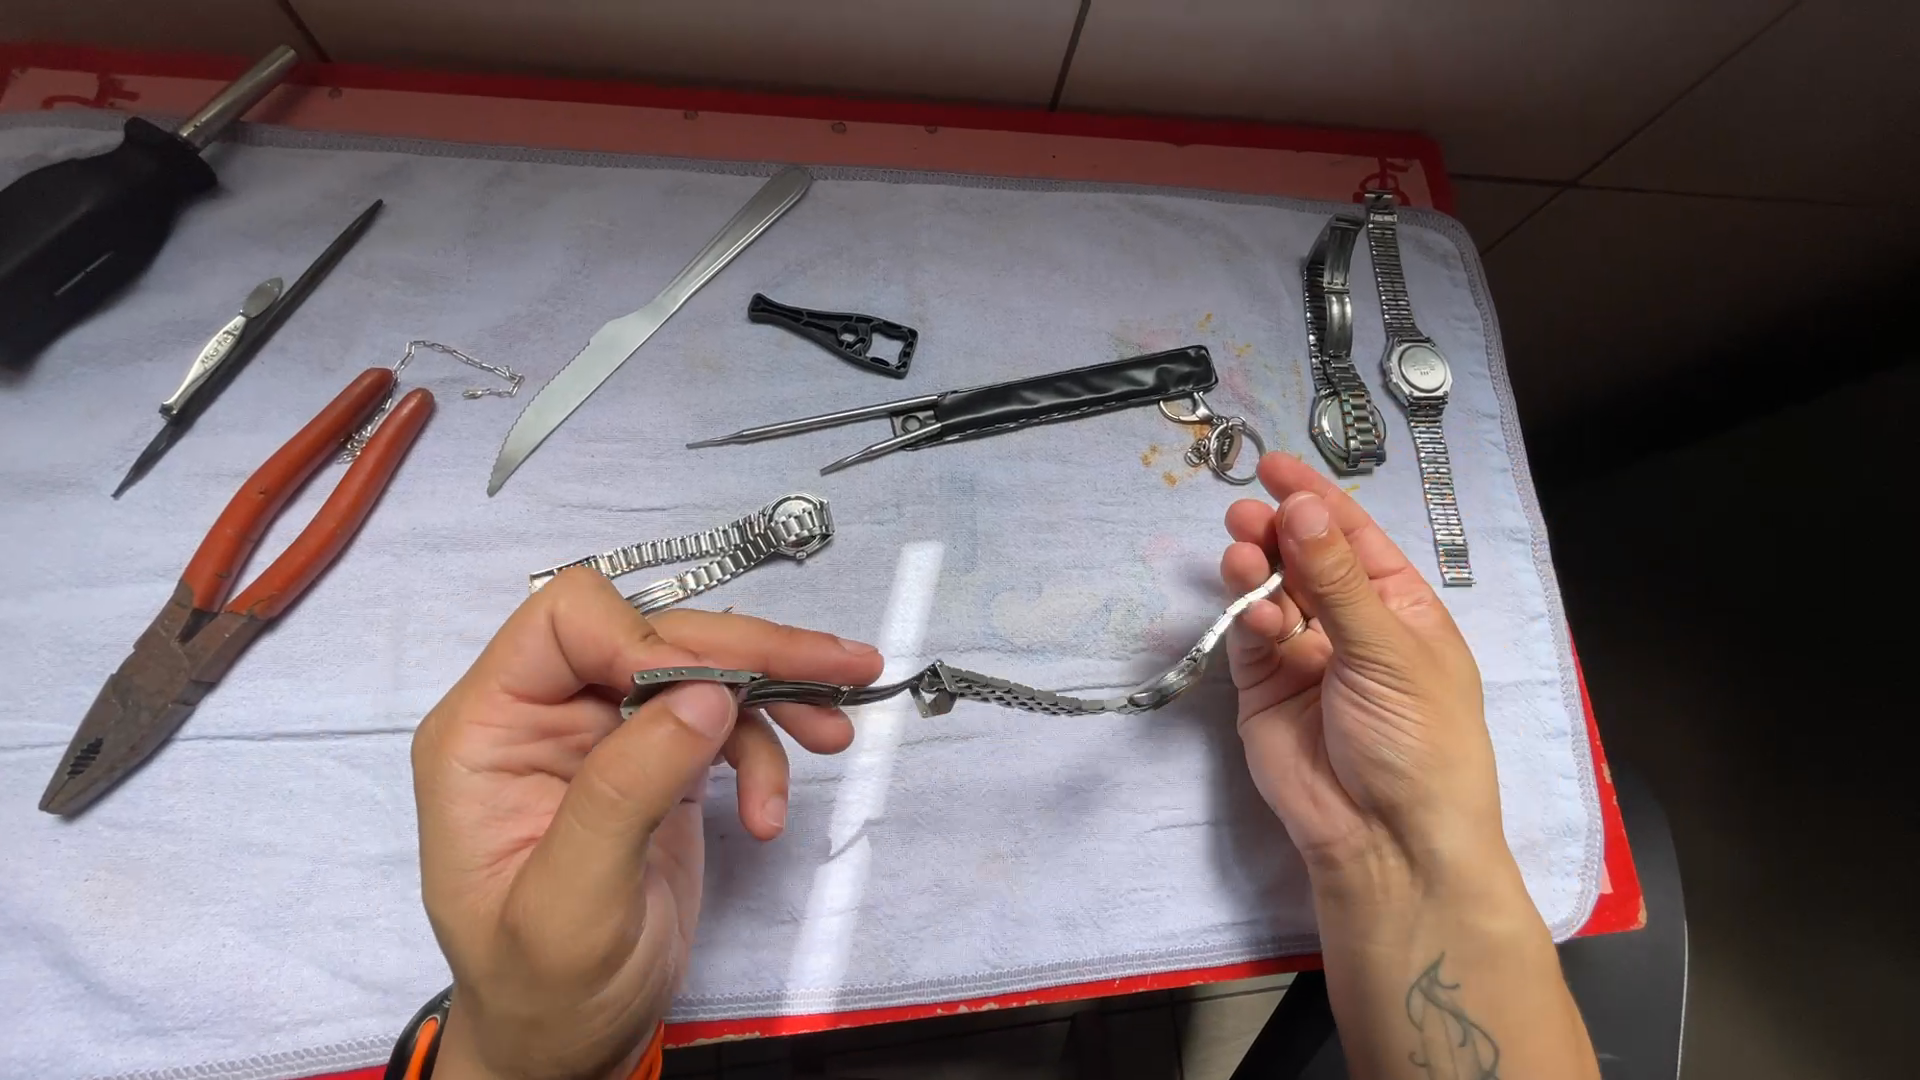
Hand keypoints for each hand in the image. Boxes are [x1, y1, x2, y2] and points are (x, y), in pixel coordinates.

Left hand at [410, 569, 882, 1079]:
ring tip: (836, 735)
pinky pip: (727, 719)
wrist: (575, 1045)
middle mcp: (551, 711)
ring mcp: (610, 729)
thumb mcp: (571, 909)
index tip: (713, 694)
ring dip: (779, 697)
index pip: (570, 622)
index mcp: (493, 728)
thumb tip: (707, 692)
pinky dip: (766, 754)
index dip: (648, 638)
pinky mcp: (662, 754)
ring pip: (708, 668)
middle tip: (844, 667)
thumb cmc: (545, 991)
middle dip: (755, 652)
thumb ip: (625, 792)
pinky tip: (771, 814)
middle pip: (662, 635)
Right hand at [1218, 453, 1504, 891]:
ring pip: (1270, 594)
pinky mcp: (1262, 684)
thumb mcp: (1390, 651)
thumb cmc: (1418, 738)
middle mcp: (1348, 624)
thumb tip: (1302, 507)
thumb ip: (1338, 580)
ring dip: (1256, 569)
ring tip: (1240, 553)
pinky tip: (1253, 615)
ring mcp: (1302, 654)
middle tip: (1246, 512)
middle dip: (1277, 532)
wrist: (1385, 839)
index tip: (1274, 468)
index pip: (1353, 539)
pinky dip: (1246, 619)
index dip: (1316, 500)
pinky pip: (1250, 637)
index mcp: (1398, 609)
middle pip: (1304, 560)